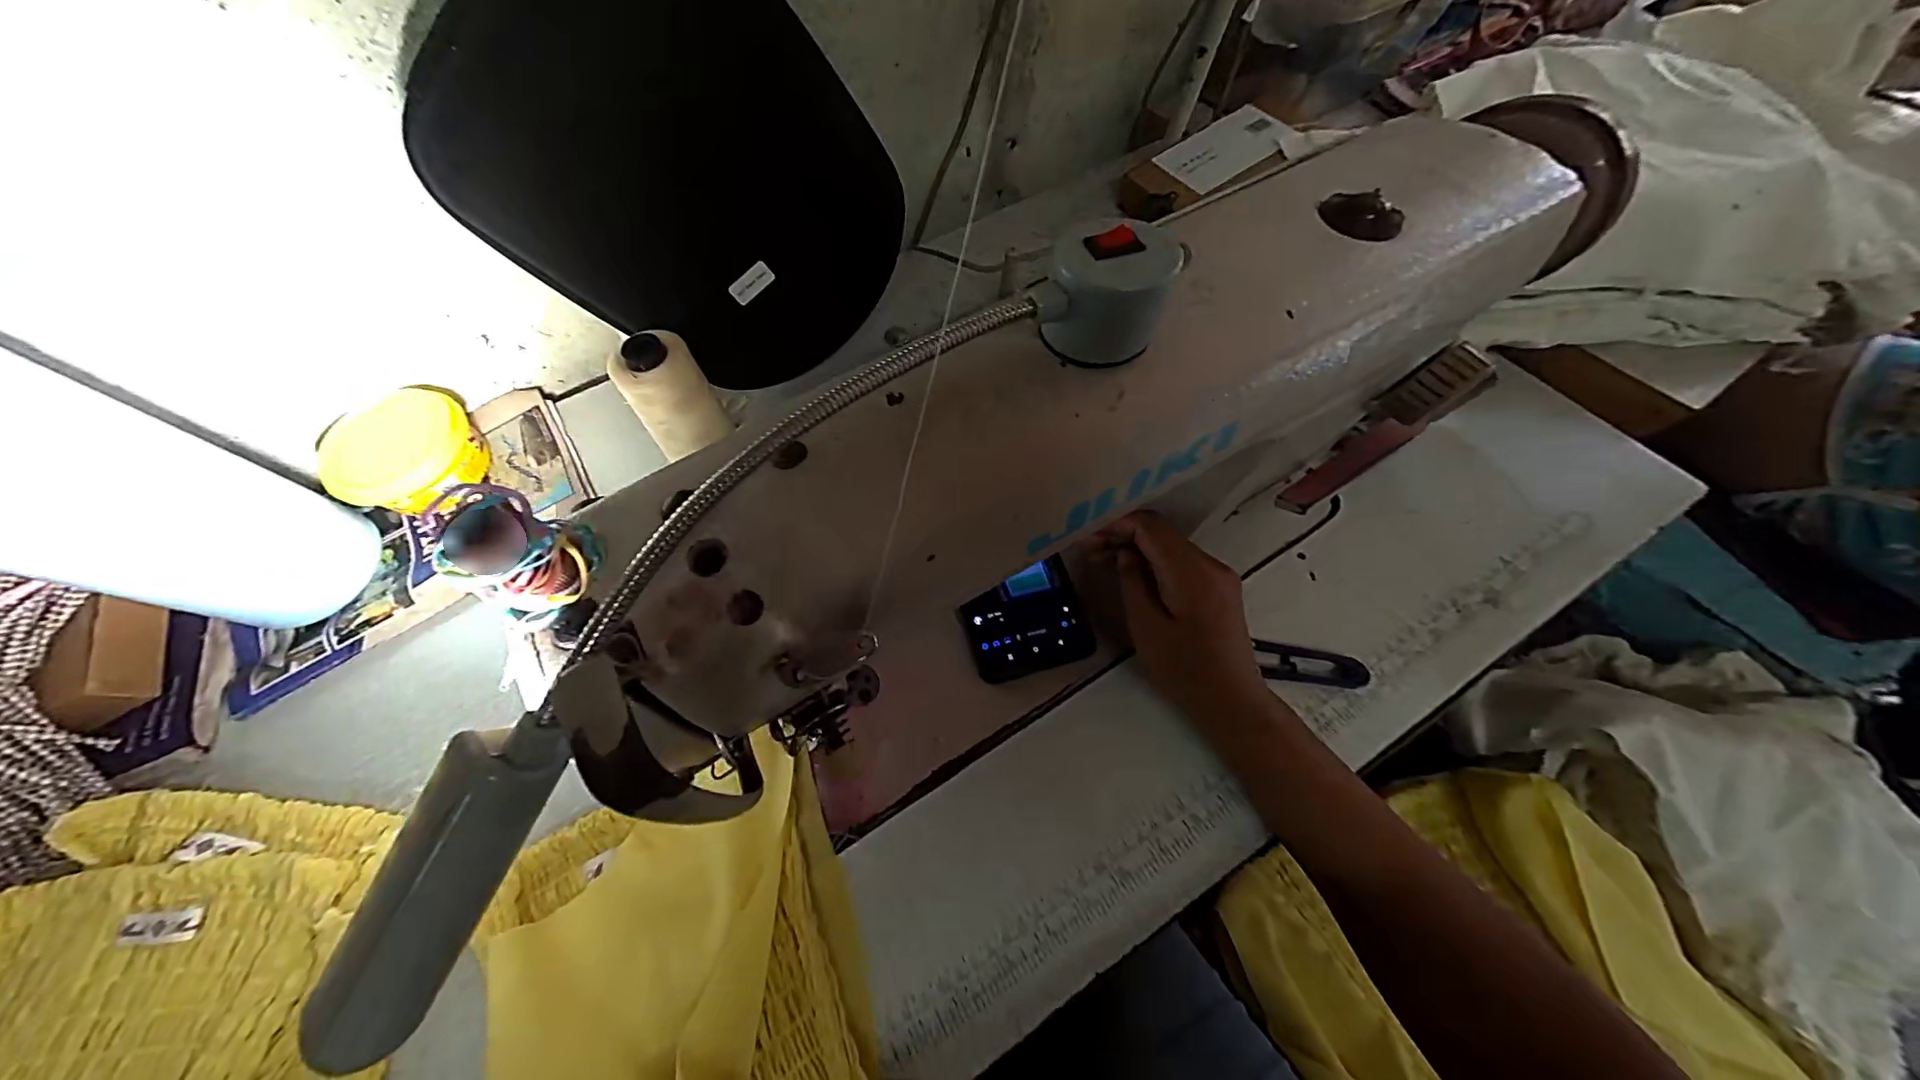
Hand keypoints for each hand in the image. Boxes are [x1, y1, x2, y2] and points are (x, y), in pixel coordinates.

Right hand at [1088, 511, 1269, 717]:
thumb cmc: (1184, 670)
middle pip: (1162, 533)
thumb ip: (1133, 583)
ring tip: (1105, 562)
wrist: (1230, 699)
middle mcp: (1210, 565)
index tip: (1089, 539)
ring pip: (1171, 546)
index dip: (1117, 525)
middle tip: (1091, 552)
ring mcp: (1218, 575)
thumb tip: (1126, 555)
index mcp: (1192, 572)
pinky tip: (1134, 575)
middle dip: (1124, 535)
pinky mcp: (1219, 588)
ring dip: (1138, 548)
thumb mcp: (1146, 627)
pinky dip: (1155, 562)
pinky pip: (1182, 562)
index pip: (1151, 527)